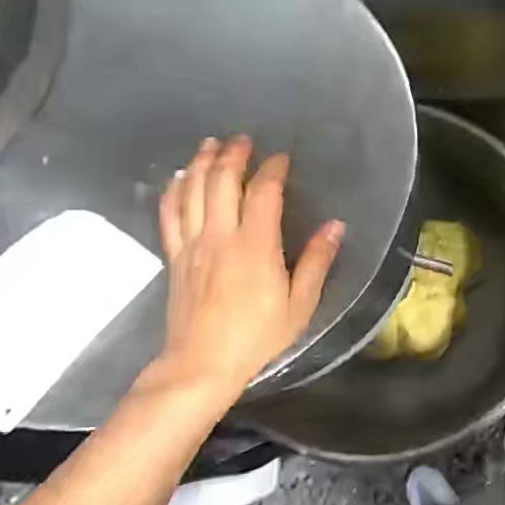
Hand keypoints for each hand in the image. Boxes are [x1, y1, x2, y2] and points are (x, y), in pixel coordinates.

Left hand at [152, 135, 342, 400]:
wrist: (202, 364)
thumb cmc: (258, 338)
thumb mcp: (299, 305)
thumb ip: (316, 262)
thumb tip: (335, 227)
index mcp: (255, 246)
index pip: (263, 193)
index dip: (272, 169)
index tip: (281, 158)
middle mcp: (220, 236)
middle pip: (220, 181)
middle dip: (232, 155)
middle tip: (243, 140)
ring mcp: (191, 245)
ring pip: (190, 190)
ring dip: (201, 162)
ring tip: (211, 145)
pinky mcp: (174, 257)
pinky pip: (169, 214)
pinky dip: (174, 189)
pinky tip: (180, 178)